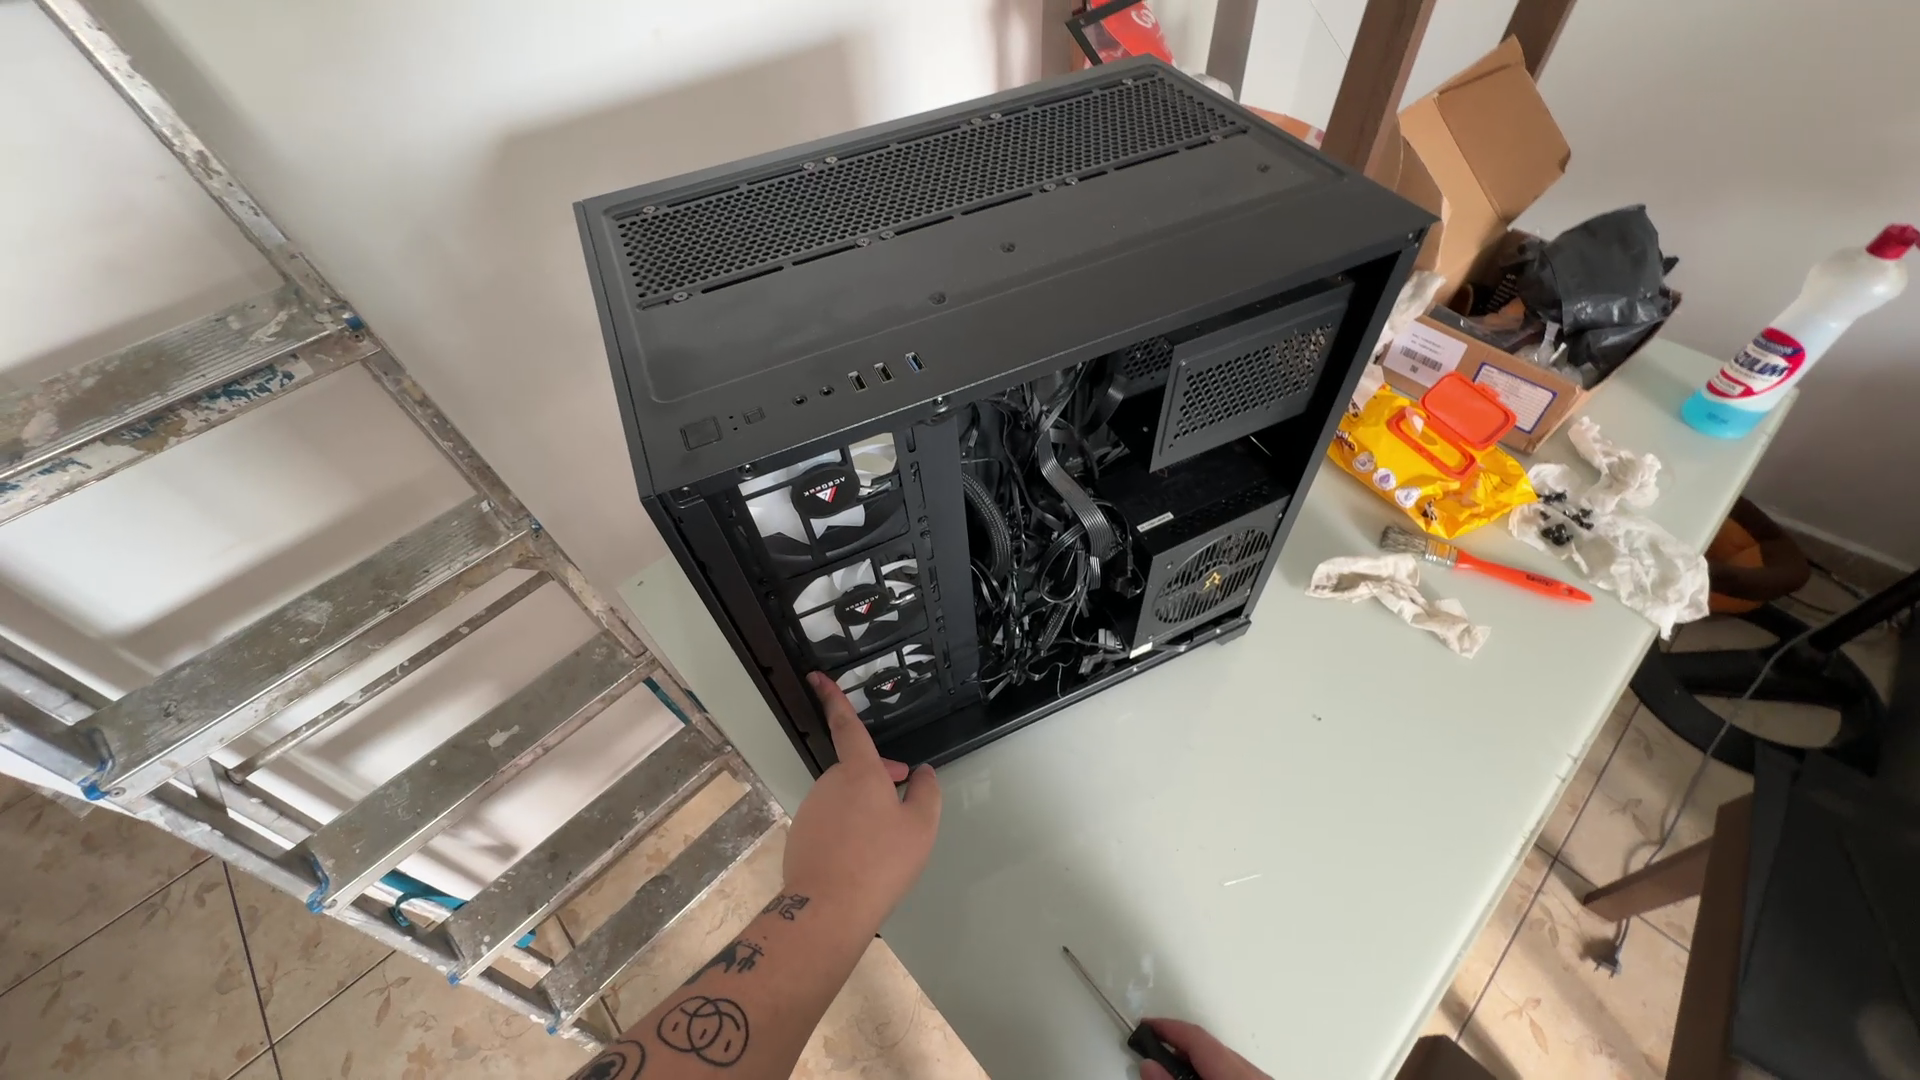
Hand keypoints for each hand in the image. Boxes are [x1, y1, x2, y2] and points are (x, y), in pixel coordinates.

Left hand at [782, 672, 941, 928]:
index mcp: (859, 772)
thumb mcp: (921, 827)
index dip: (833, 698)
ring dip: (865, 805)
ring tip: (886, 840)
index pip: (847, 725)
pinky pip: (832, 822)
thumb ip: (926, 792)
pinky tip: (862, 858)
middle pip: (857, 768)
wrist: (828, 910)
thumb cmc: (881, 862)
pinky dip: (849, 829)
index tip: (816, 676)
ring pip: (845, 797)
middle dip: (879, 776)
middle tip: (903, 800)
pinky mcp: (801, 836)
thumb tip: (921, 772)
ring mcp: (812, 809)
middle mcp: (830, 783)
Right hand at [1140, 1020, 1270, 1079]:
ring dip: (1197, 1059)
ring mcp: (1263, 1078)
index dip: (1167, 1026)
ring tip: (1175, 1068)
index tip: (1145, 1024)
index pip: (1196, 1036)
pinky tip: (1201, 1077)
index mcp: (1235, 1071)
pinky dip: (1215, 1069)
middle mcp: (1254, 1071)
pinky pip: (1237, 1069)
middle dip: (1180, 1045)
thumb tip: (1149, 1065)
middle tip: (1154, 1049)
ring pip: (1225, 1058)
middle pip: (1211, 1045)